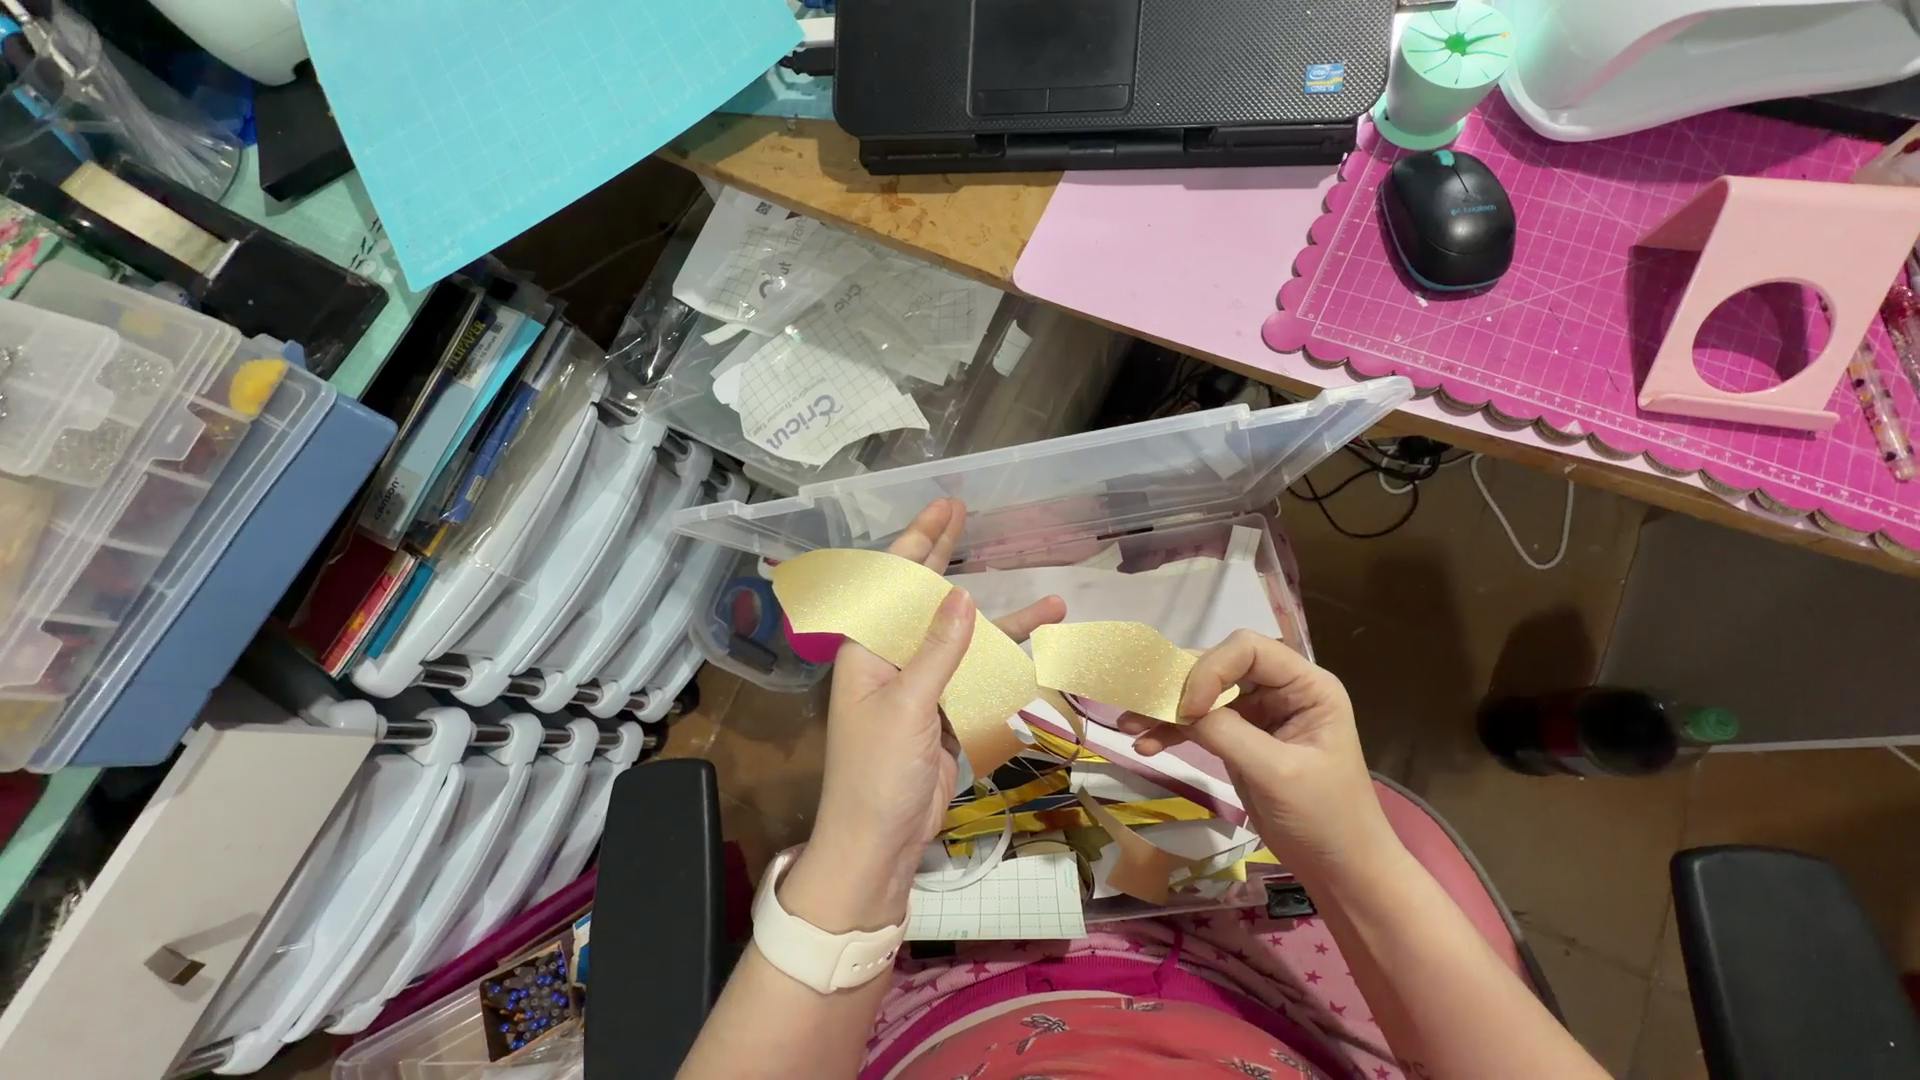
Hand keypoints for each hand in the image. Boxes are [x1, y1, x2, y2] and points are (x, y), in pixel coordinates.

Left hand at [784, 499, 1064, 932]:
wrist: (880, 842)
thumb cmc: (878, 771)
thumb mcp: (908, 706)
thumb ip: (938, 651)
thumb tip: (962, 595)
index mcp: (869, 649)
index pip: (893, 582)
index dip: (918, 541)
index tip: (944, 509)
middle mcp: (893, 658)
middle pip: (925, 598)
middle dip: (944, 556)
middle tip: (965, 513)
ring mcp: (922, 686)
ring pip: (965, 641)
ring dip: (1005, 624)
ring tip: (1053, 601)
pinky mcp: (944, 713)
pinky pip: (978, 677)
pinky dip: (1006, 665)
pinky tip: (1040, 656)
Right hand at [1117, 629, 1395, 875]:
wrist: (1341, 870)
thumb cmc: (1325, 819)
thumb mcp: (1277, 773)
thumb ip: (1228, 733)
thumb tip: (1179, 709)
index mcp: (1307, 686)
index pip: (1248, 650)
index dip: (1211, 669)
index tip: (1188, 708)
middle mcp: (1282, 689)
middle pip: (1220, 665)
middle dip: (1179, 685)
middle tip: (1141, 705)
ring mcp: (1259, 713)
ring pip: (1204, 693)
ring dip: (1167, 708)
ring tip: (1130, 724)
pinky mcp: (1240, 737)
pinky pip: (1200, 722)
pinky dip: (1172, 730)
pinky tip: (1146, 744)